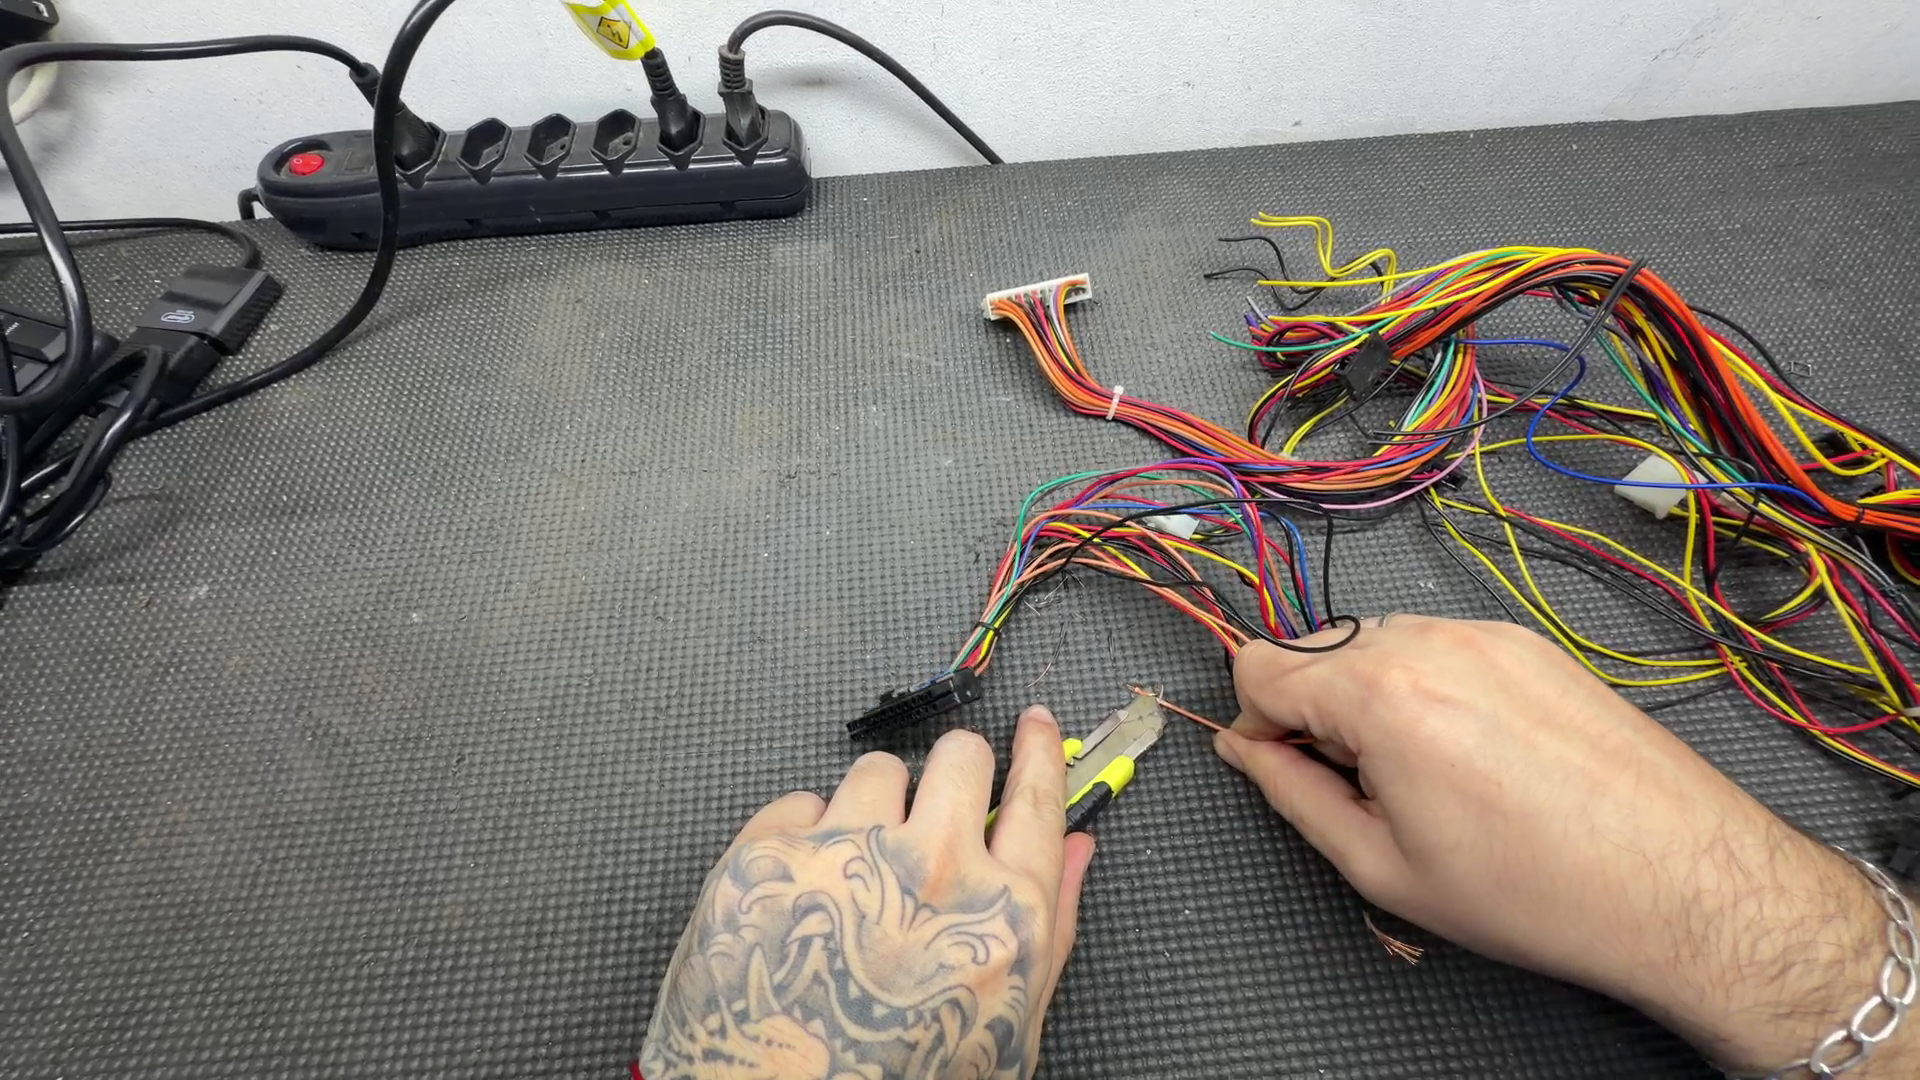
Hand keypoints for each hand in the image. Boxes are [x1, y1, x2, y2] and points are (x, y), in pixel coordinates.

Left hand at [640, 707, 1097, 1079]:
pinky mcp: (770, 853)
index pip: (1037, 799)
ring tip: (858, 873)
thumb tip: (1078, 847)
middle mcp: (931, 871)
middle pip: (962, 754)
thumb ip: (1052, 923)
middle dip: (955, 771)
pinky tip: (805, 892)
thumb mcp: (1005, 1021)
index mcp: (999, 915)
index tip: (1033, 722)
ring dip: (874, 807)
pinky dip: (806, 836)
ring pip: (879, 768)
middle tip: (933, 808)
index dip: (1038, 749)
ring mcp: (848, 853)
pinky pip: (802, 798)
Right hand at [1215, 615, 1915, 1075]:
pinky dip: (1410, 679)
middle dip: (1305, 706)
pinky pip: (1422, 640)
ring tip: (1412, 759)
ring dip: (1356, 691)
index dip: (1254, 719)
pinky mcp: (1516, 637)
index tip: (1284, 764)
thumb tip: (1241, 746)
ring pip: (1360, 640)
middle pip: (1304, 648)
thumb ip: (1285, 791)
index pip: (1257, 666)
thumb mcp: (1377, 863)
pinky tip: (1460, 739)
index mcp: (1378, 694)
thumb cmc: (1530, 892)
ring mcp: (1475, 631)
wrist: (1699, 893)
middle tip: (1355, 774)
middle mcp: (1421, 641)